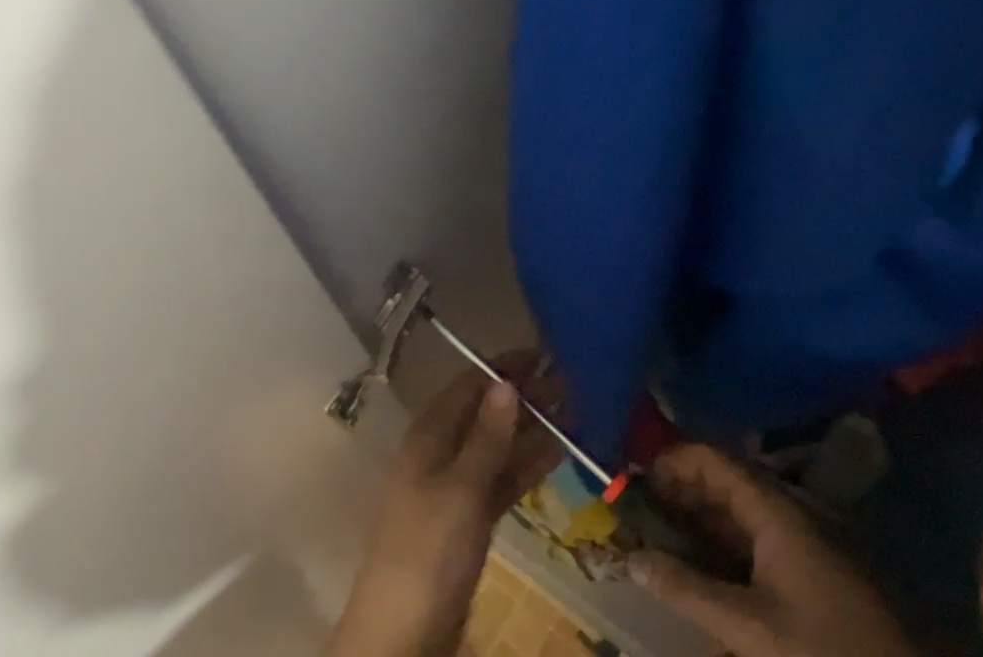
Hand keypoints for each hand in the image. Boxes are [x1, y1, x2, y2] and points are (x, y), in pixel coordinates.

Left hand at [328, 353, 562, 656]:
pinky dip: (526, 466)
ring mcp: (455, 486)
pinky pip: (501, 480)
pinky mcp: (470, 518)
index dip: (503, 368)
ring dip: (532, 430)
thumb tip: (505, 382)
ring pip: (497, 447)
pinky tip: (559, 454)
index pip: (468, 386)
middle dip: (524, 398)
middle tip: (574, 383)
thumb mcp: (459, 490)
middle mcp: (440, 453)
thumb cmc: (428, 551)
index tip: (546, 353)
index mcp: (428, 436)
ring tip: (578, 412)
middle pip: (485, 414)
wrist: (404, 630)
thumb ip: (485, 438)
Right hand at [626, 445, 921, 656]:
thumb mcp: (749, 626)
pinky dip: (719, 544)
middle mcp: (791, 516)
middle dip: (678, 490)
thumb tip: (631, 556)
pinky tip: (699, 567)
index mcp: (778, 513)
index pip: (715, 461)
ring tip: (657, 535)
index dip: (671, 461)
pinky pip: (755, 542)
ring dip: (696, 519)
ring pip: (739, 514)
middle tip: (636, 509)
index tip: (632, 479)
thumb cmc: (827, 650)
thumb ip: (687, 590)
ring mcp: (805, 545)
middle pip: (725, 484)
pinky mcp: (814, 574)